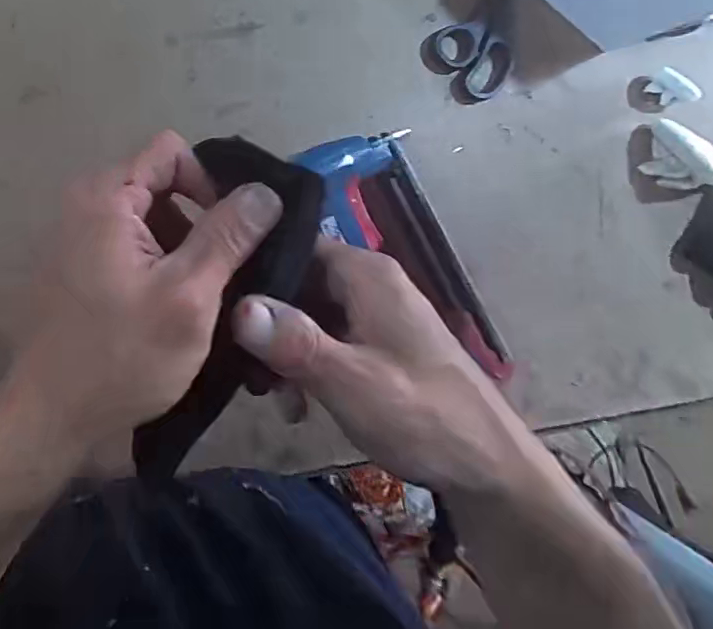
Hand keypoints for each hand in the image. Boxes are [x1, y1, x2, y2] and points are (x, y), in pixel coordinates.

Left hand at [4, 131, 282, 460]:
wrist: (47, 422)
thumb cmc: (120, 357)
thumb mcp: (187, 295)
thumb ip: (228, 236)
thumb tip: (266, 191)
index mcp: (105, 196)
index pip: (172, 152)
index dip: (208, 183)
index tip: (230, 233)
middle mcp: (84, 203)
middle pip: (160, 185)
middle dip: (197, 221)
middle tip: (221, 272)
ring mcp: (75, 236)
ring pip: (149, 218)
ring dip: (180, 247)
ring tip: (198, 297)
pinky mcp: (76, 266)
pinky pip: (128, 244)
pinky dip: (156, 264)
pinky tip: (169, 308)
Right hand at [233, 239, 536, 494]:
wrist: (492, 470)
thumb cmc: (424, 416)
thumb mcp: (351, 381)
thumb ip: (295, 342)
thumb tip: (237, 304)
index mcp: (366, 272)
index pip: (295, 242)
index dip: (256, 266)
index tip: (220, 299)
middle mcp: (370, 281)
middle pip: (300, 281)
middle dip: (268, 322)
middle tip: (244, 366)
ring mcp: (376, 313)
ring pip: (310, 314)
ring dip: (287, 350)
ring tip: (274, 396)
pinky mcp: (379, 343)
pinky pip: (329, 338)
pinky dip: (310, 365)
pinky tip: (300, 405)